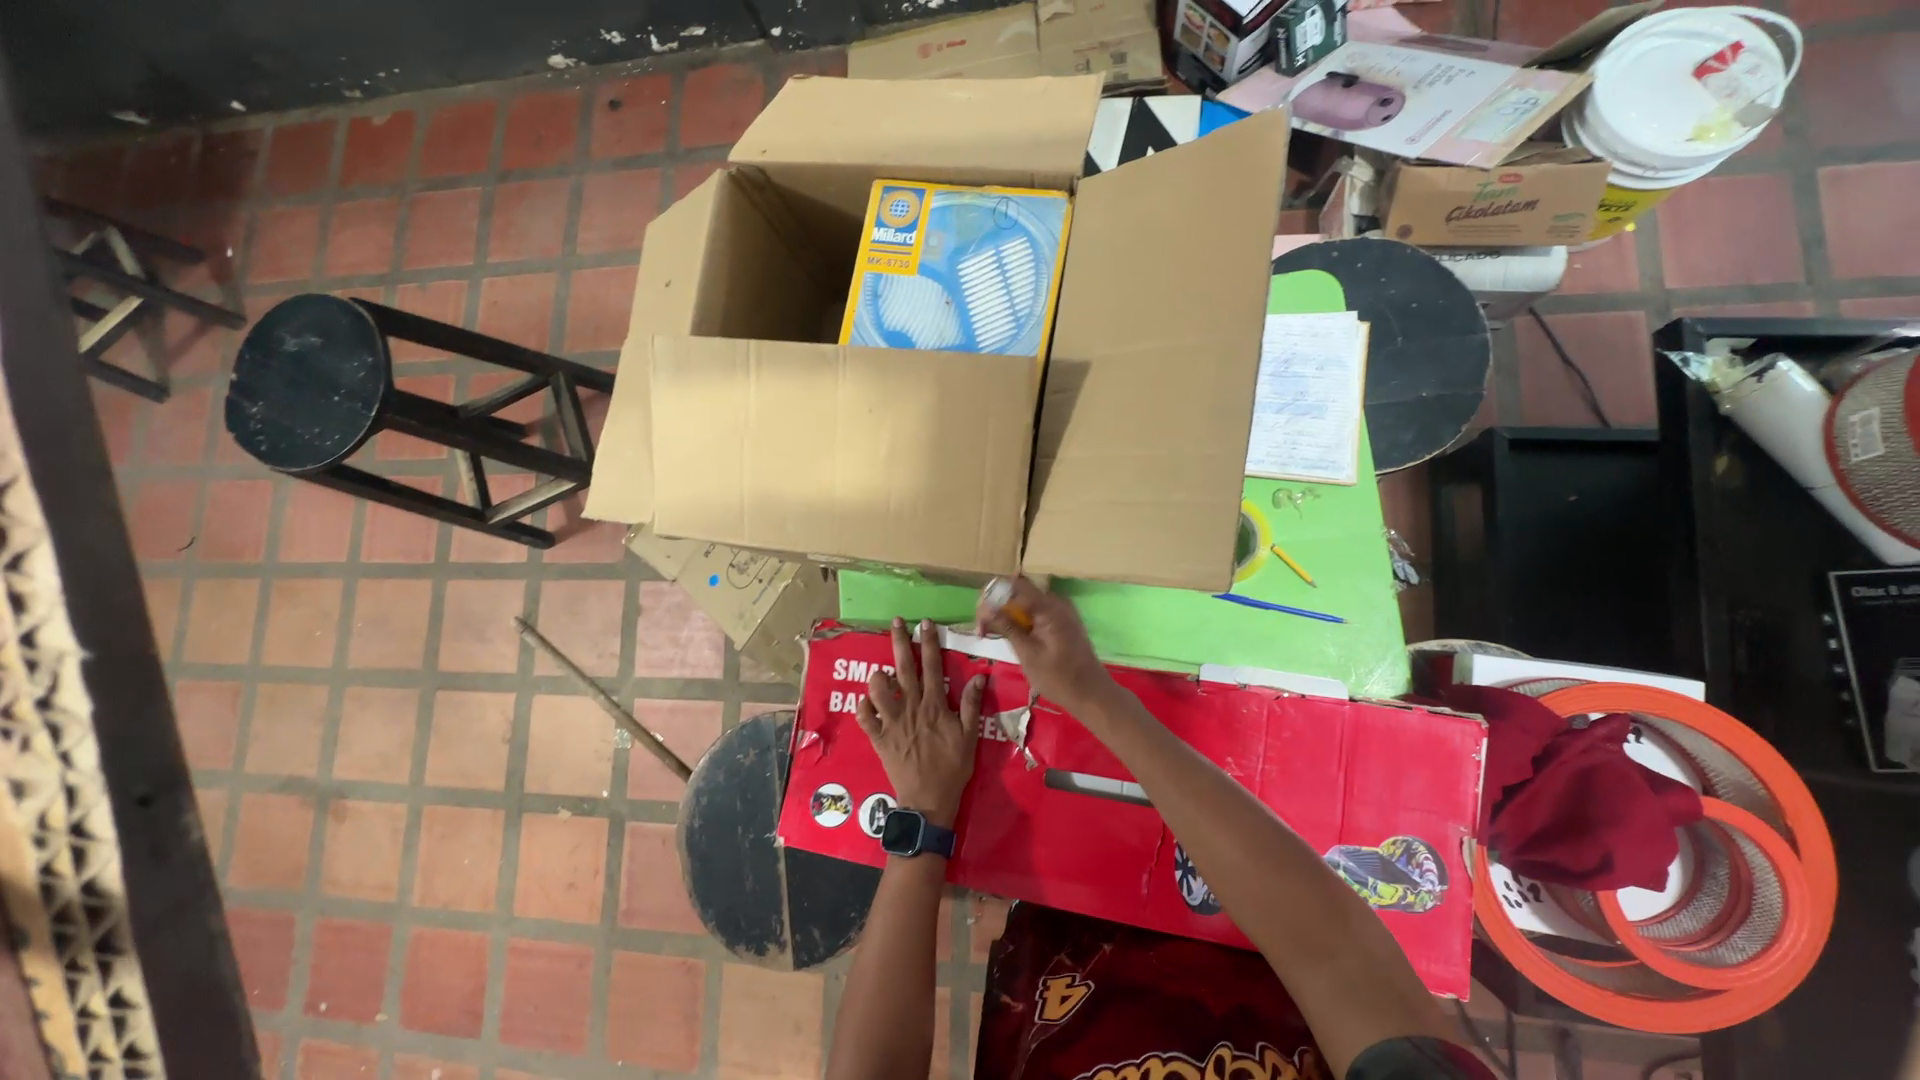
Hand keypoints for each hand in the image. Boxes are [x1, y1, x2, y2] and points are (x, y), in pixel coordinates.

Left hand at [855, 618, 983, 830]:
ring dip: (877, 677)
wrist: (929, 800)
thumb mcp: (970, 737)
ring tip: (879, 671)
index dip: (928, 643)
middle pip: (904, 669)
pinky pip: (865, 718)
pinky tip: (866, 701)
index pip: (932, 666)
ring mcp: (892, 723)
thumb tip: (980, 676)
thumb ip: (971, 705)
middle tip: (896, 622)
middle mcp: (912, 708)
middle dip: (900, 643)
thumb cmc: (953, 769)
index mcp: (934, 706)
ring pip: (879, 690)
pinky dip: (863, 707)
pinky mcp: (879, 739)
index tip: (925, 623)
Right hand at [975, 577, 1114, 710]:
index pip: (1014, 585)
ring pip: (1027, 602)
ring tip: (993, 634)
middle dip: (998, 606)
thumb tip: (985, 607)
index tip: (980, 617)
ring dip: (1008, 614)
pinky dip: (1022, 620)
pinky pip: (1037, 612)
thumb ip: (1007, 627)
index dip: (993, 596)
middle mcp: (1057, 602)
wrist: (1091, 693)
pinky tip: (1012, 636)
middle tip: (983, 629)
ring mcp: (1062, 611)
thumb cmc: (1059, 678)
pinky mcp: (1063, 621)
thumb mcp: (1028, 653)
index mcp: (1049, 607)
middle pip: (1020, 592)